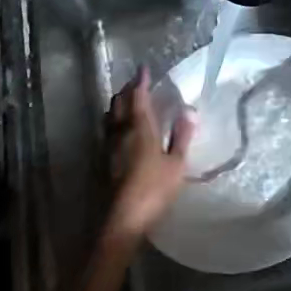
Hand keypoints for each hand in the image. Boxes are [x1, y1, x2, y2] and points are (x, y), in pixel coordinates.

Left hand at [105, 67, 195, 240]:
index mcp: (139, 127)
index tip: (144, 69)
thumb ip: (181, 137)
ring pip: (110, 116)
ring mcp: (107, 146)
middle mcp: (120, 131)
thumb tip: (189, 111)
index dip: (140, 81)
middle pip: (119, 103)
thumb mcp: (176, 165)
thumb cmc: (153, 190)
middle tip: (137, 84)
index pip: (138, 96)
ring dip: (118, 105)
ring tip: (127, 103)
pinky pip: (106, 131)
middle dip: (127, 90)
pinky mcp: (101, 161)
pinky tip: (119, 132)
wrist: (121, 221)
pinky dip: (114, 122)